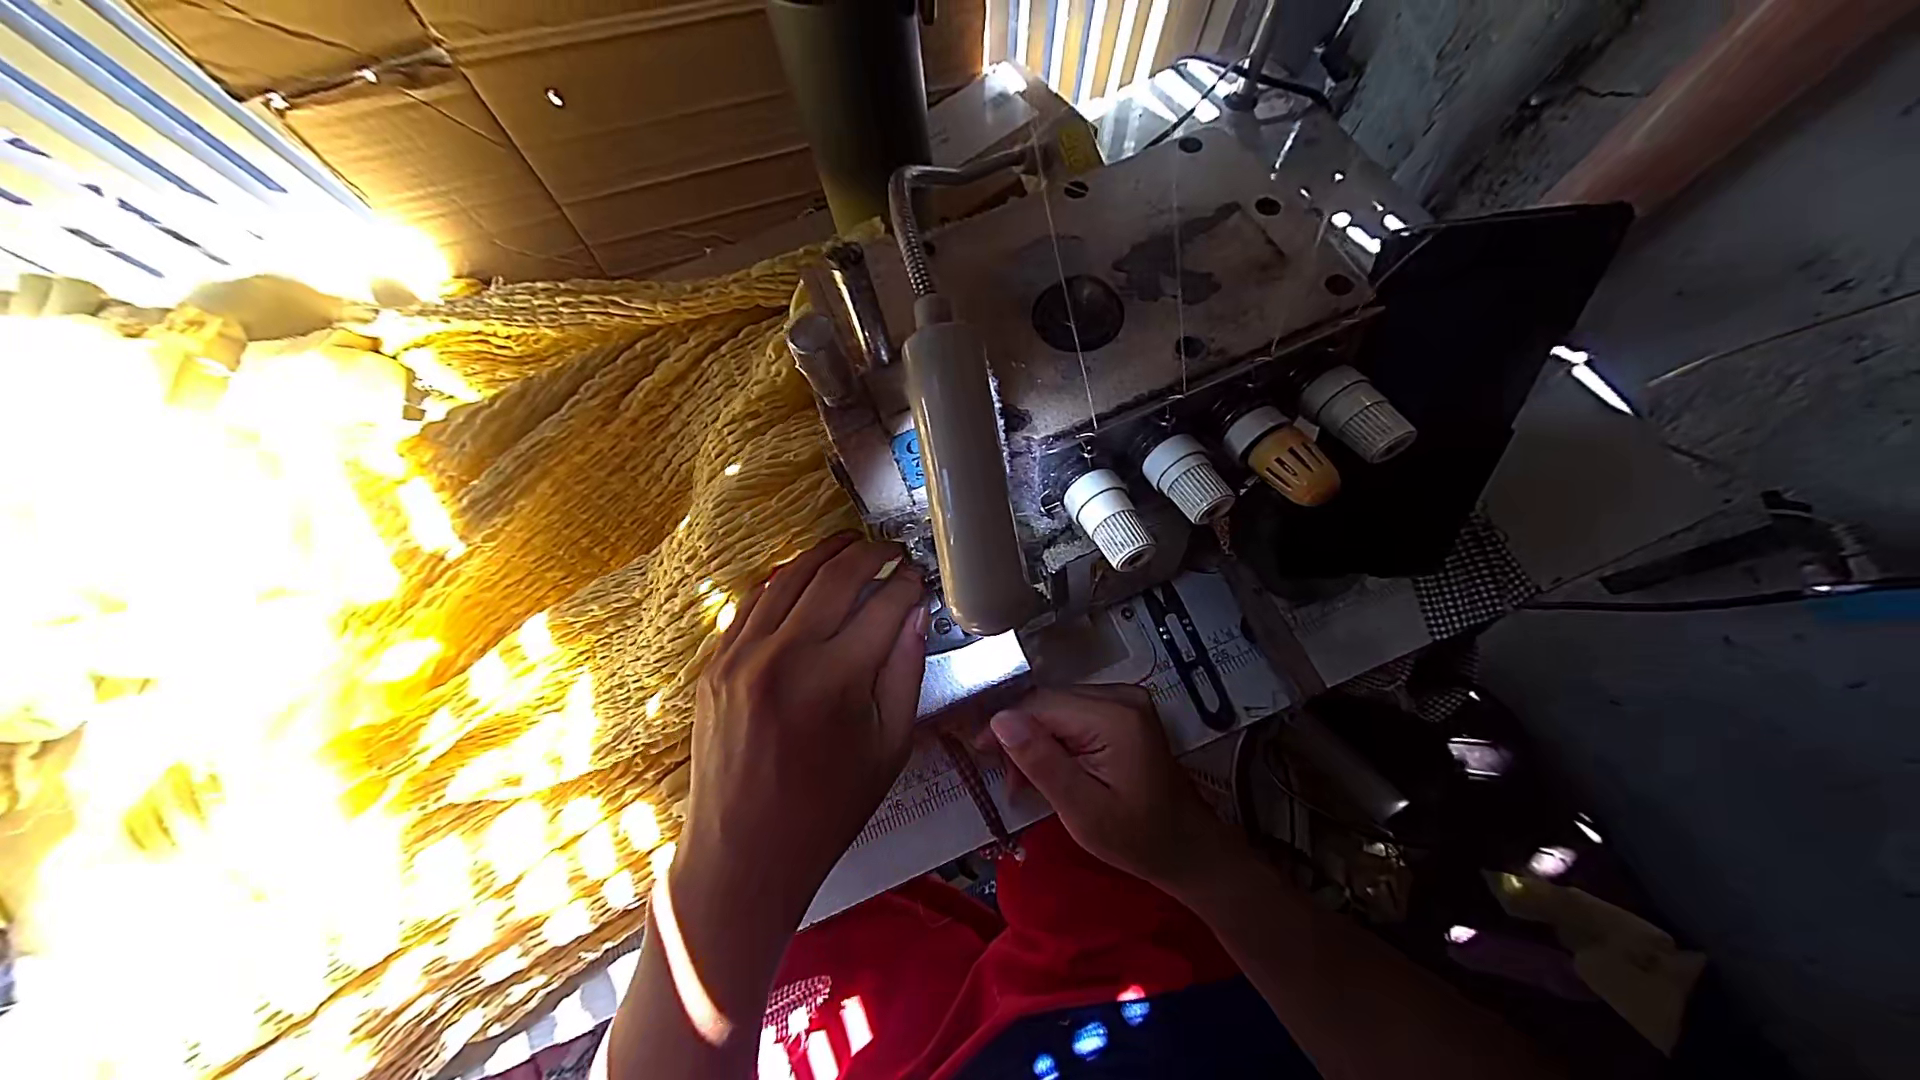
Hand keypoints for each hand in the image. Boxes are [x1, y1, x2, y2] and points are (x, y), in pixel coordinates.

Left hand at [679, 535, 928, 921]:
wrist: (743, 854)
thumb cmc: (827, 809)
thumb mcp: (888, 746)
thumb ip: (905, 670)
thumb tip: (914, 612)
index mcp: (835, 680)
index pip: (883, 605)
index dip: (907, 584)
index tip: (918, 577)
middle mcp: (784, 656)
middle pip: (836, 576)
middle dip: (871, 555)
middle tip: (891, 552)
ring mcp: (740, 656)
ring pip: (789, 577)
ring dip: (825, 554)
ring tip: (851, 544)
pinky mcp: (715, 664)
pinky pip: (752, 603)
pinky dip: (783, 580)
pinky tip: (803, 575)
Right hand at [988, 684, 1242, 891]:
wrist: (1187, 847)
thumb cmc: (1136, 838)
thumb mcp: (1082, 810)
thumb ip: (1041, 761)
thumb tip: (999, 719)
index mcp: (1115, 716)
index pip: (1042, 705)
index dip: (1005, 726)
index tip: (981, 754)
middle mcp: (1122, 695)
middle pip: (1049, 701)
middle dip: (1022, 736)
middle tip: (1011, 780)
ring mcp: (1125, 698)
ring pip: (1057, 705)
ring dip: (1036, 737)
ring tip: (1030, 779)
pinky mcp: (1123, 708)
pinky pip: (1074, 711)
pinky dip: (1056, 736)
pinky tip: (1053, 765)